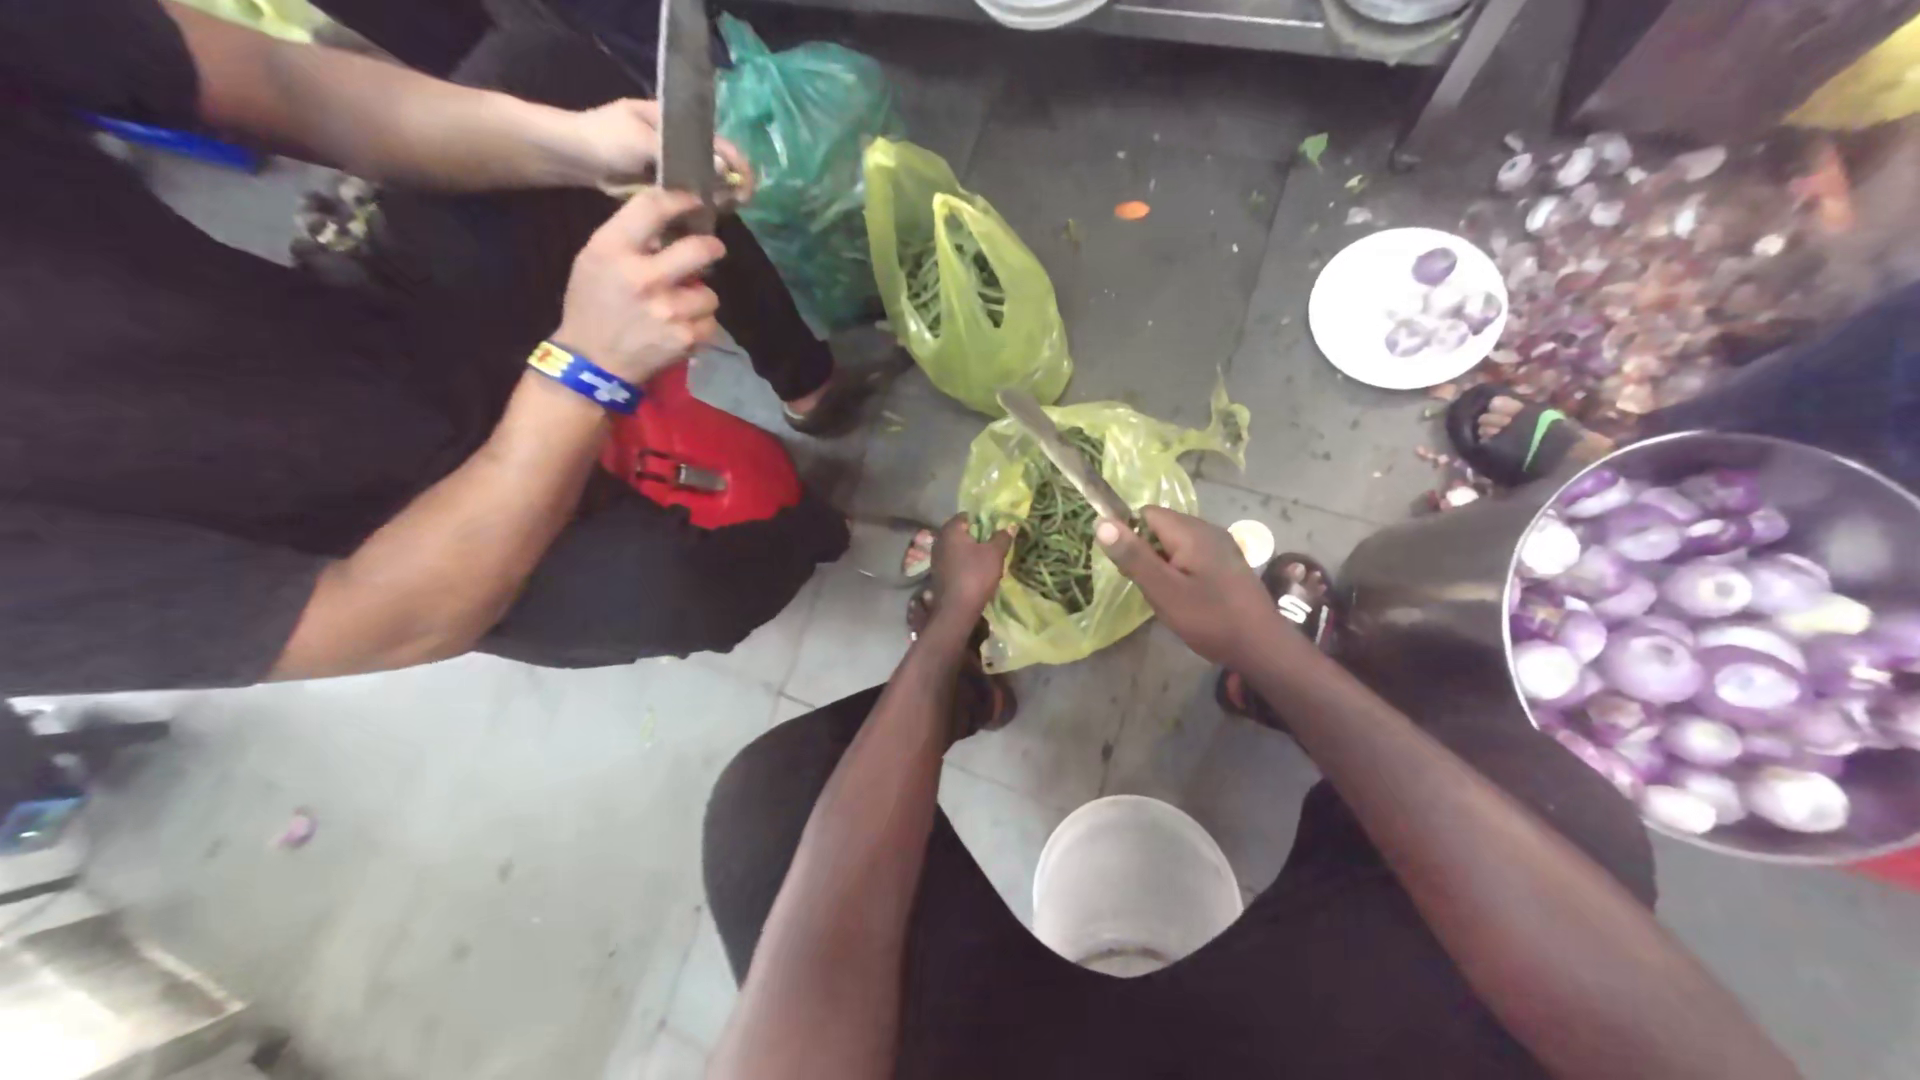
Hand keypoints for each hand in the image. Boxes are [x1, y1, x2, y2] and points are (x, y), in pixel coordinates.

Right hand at [554, 189, 725, 383]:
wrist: (593, 360)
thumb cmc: (593, 304)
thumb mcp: (596, 259)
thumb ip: (629, 240)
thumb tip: (673, 226)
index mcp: (613, 250)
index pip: (652, 208)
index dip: (680, 200)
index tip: (694, 201)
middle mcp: (644, 277)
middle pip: (699, 250)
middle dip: (712, 248)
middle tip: (714, 249)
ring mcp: (669, 310)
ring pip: (709, 294)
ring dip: (700, 299)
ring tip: (682, 306)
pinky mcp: (685, 338)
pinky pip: (710, 323)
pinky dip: (700, 325)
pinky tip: (681, 328)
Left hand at [567, 99, 755, 202]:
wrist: (572, 155)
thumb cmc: (604, 137)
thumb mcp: (640, 139)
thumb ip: (679, 156)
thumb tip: (722, 170)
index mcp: (677, 125)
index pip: (718, 141)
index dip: (737, 162)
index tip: (745, 183)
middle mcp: (680, 146)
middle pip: (719, 165)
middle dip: (734, 183)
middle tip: (741, 202)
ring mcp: (674, 169)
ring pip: (709, 185)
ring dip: (721, 199)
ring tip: (726, 212)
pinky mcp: (665, 189)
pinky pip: (692, 199)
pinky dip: (703, 209)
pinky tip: (707, 220)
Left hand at [931, 514, 1011, 622]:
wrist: (956, 609)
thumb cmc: (975, 575)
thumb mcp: (995, 554)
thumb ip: (1002, 537)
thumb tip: (1009, 526)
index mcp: (950, 530)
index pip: (966, 516)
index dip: (982, 520)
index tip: (994, 529)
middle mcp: (939, 541)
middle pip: (961, 533)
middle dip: (976, 537)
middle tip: (992, 544)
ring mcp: (936, 558)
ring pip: (957, 549)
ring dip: (970, 552)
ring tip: (986, 560)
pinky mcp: (937, 574)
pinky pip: (953, 562)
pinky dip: (964, 564)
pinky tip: (975, 573)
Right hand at [1095, 507, 1278, 667]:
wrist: (1261, 646)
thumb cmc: (1209, 618)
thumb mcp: (1163, 590)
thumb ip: (1133, 556)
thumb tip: (1100, 522)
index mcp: (1191, 531)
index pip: (1146, 513)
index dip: (1130, 536)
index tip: (1130, 568)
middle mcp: (1208, 529)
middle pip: (1161, 526)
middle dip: (1147, 552)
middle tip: (1150, 587)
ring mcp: (1221, 545)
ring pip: (1175, 542)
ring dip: (1163, 564)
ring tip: (1167, 595)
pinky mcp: (1227, 562)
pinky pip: (1192, 554)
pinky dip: (1180, 570)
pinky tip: (1186, 596)